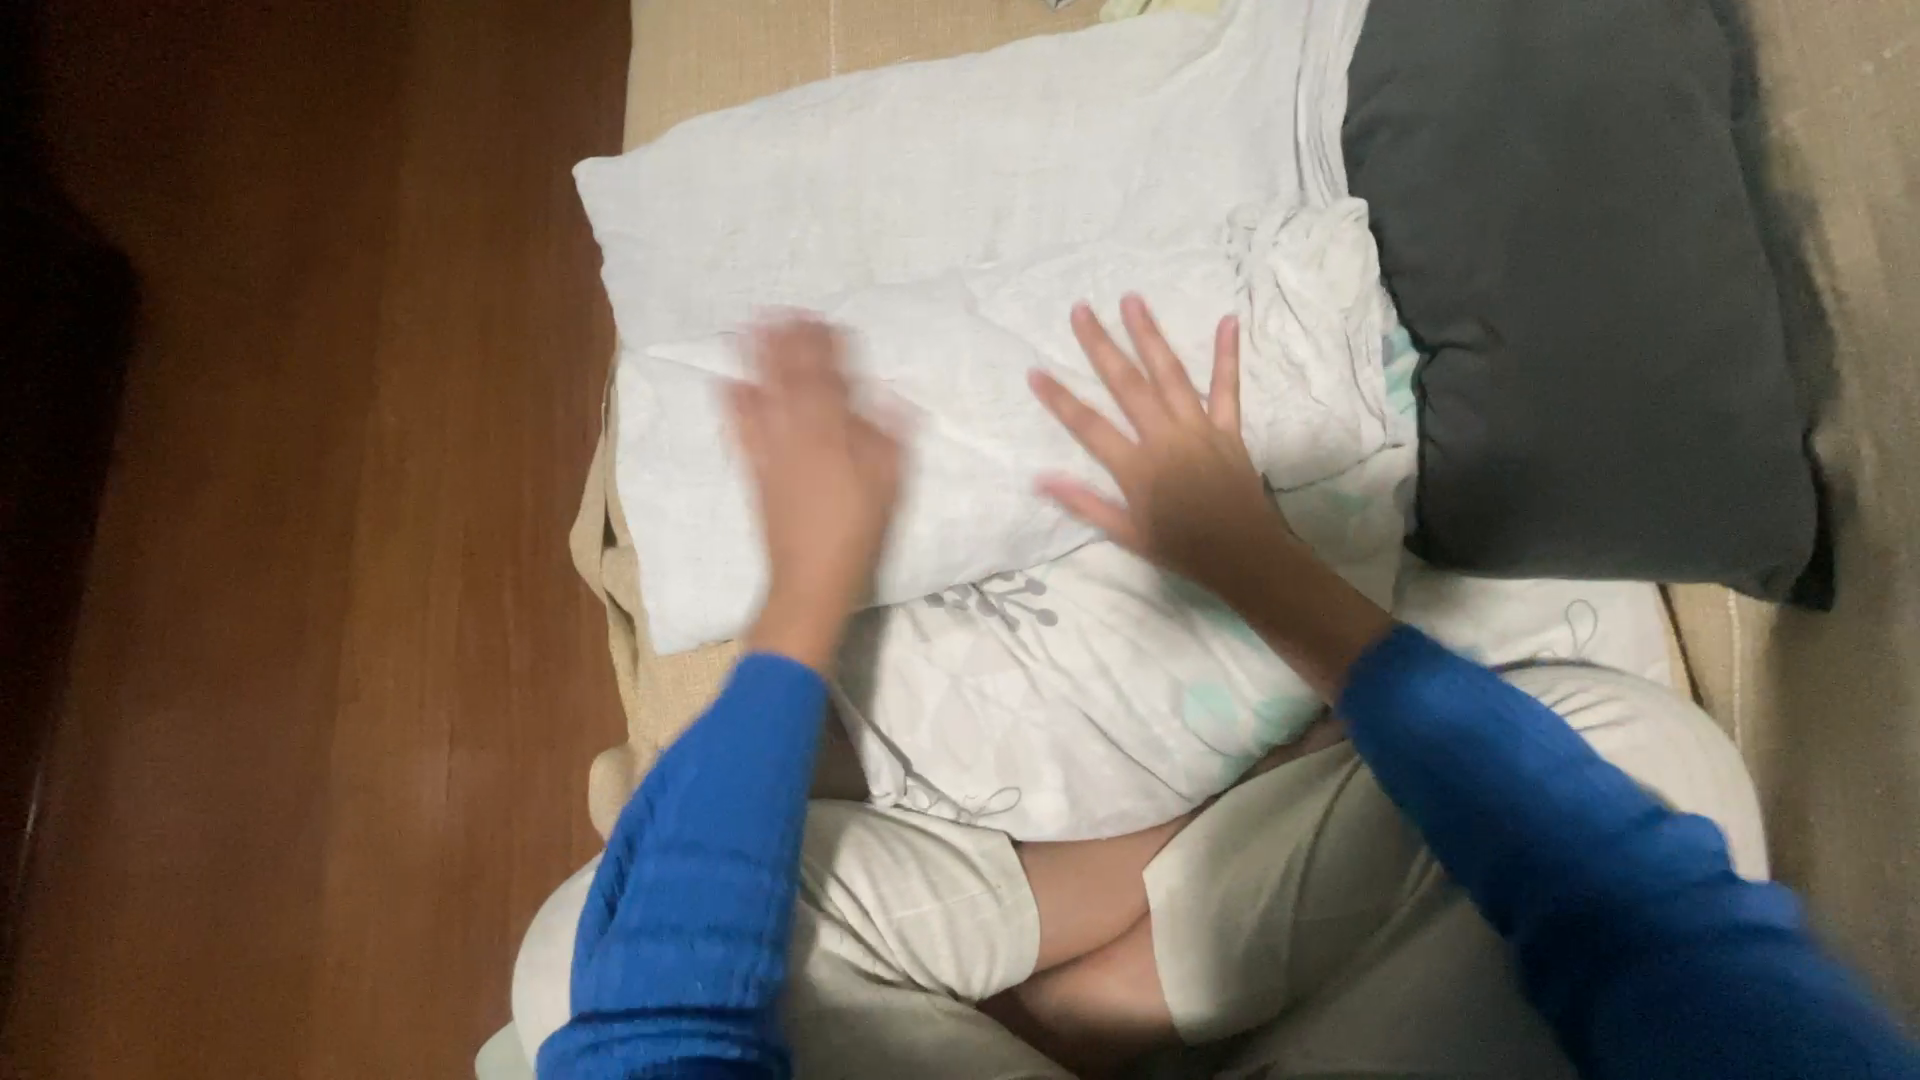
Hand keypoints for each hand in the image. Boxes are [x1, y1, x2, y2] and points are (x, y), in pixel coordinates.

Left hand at [728, 315, 903, 670]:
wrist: (809, 577)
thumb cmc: (858, 532)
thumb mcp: (888, 485)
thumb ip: (887, 438)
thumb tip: (888, 399)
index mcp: (833, 433)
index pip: (827, 376)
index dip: (823, 345)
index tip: (821, 319)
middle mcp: (796, 432)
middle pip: (789, 376)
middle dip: (786, 341)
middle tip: (780, 310)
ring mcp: (770, 451)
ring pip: (761, 394)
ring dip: (755, 358)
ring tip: (748, 326)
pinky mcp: (754, 471)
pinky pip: (740, 430)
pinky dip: (734, 404)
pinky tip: (728, 384)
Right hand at [1028, 295, 1300, 595]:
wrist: (1243, 555)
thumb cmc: (1181, 548)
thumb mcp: (1126, 534)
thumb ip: (1085, 504)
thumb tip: (1041, 480)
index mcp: (1137, 467)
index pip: (1088, 426)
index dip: (1059, 399)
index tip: (1035, 371)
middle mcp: (1165, 438)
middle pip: (1127, 385)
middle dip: (1101, 346)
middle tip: (1081, 310)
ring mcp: (1199, 429)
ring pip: (1170, 375)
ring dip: (1150, 335)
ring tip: (1132, 300)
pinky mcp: (1228, 429)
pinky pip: (1228, 388)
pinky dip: (1227, 355)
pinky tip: (1228, 322)